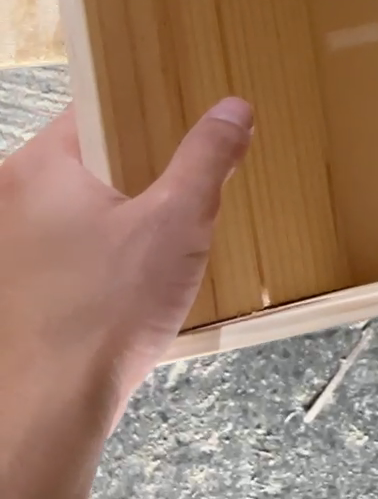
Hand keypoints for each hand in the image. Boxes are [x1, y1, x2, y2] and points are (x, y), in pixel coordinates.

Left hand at [0, 99, 252, 498]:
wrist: (53, 398)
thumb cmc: (111, 303)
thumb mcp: (181, 216)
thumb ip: (208, 155)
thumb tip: (233, 106)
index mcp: (36, 170)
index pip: (102, 106)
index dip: (158, 100)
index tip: (206, 104)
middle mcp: (9, 195)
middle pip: (97, 146)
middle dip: (159, 149)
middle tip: (214, 156)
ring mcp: (9, 236)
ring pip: (92, 186)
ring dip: (143, 187)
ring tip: (193, 203)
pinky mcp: (21, 269)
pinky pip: (80, 221)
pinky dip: (122, 219)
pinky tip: (157, 243)